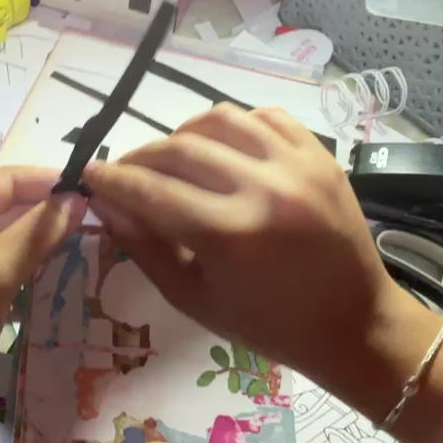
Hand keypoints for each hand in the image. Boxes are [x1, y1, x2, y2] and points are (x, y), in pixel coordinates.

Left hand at [0, 166, 85, 420]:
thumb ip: (36, 233)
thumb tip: (77, 200)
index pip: (8, 179)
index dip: (51, 182)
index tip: (98, 193)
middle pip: (8, 203)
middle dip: (49, 211)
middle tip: (101, 221)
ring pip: (8, 232)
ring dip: (42, 236)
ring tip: (89, 240)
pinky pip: (2, 258)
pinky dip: (28, 261)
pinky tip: (58, 269)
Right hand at [82, 105, 432, 397]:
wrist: (353, 324)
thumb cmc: (266, 325)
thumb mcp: (192, 298)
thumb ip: (144, 247)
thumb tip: (104, 203)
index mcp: (229, 234)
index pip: (149, 189)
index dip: (111, 179)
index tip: (88, 174)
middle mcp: (263, 187)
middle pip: (178, 148)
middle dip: (139, 157)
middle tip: (124, 174)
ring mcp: (297, 164)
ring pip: (218, 119)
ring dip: (182, 135)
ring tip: (172, 159)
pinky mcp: (320, 154)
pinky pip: (264, 116)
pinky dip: (232, 127)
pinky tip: (222, 151)